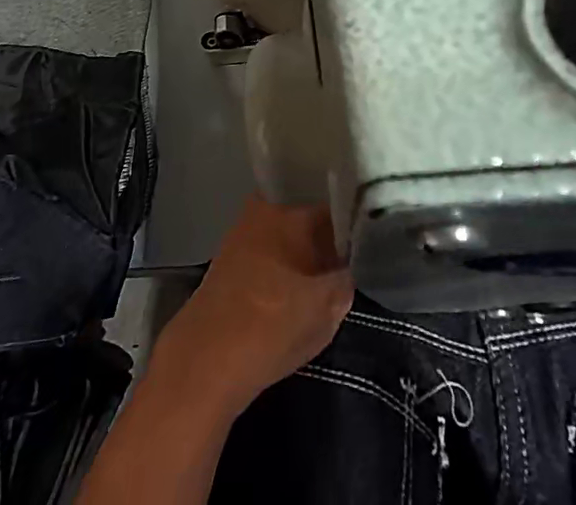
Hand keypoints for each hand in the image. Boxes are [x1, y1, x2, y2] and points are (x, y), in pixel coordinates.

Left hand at [150, 195, 353, 417]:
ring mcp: (240, 238)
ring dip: (306, 261)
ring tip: (329, 288)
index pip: (337, 209)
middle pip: (309, 223)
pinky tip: (296, 299)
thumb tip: (355, 265)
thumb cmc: (272, 326)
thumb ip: (349, 277)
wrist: (203, 366)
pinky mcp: (226, 267)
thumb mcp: (330, 305)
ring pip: (288, 242)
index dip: (358, 230)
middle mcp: (263, 212)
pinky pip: (269, 261)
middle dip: (330, 245)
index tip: (373, 250)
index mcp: (290, 210)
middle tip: (354, 270)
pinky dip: (283, 275)